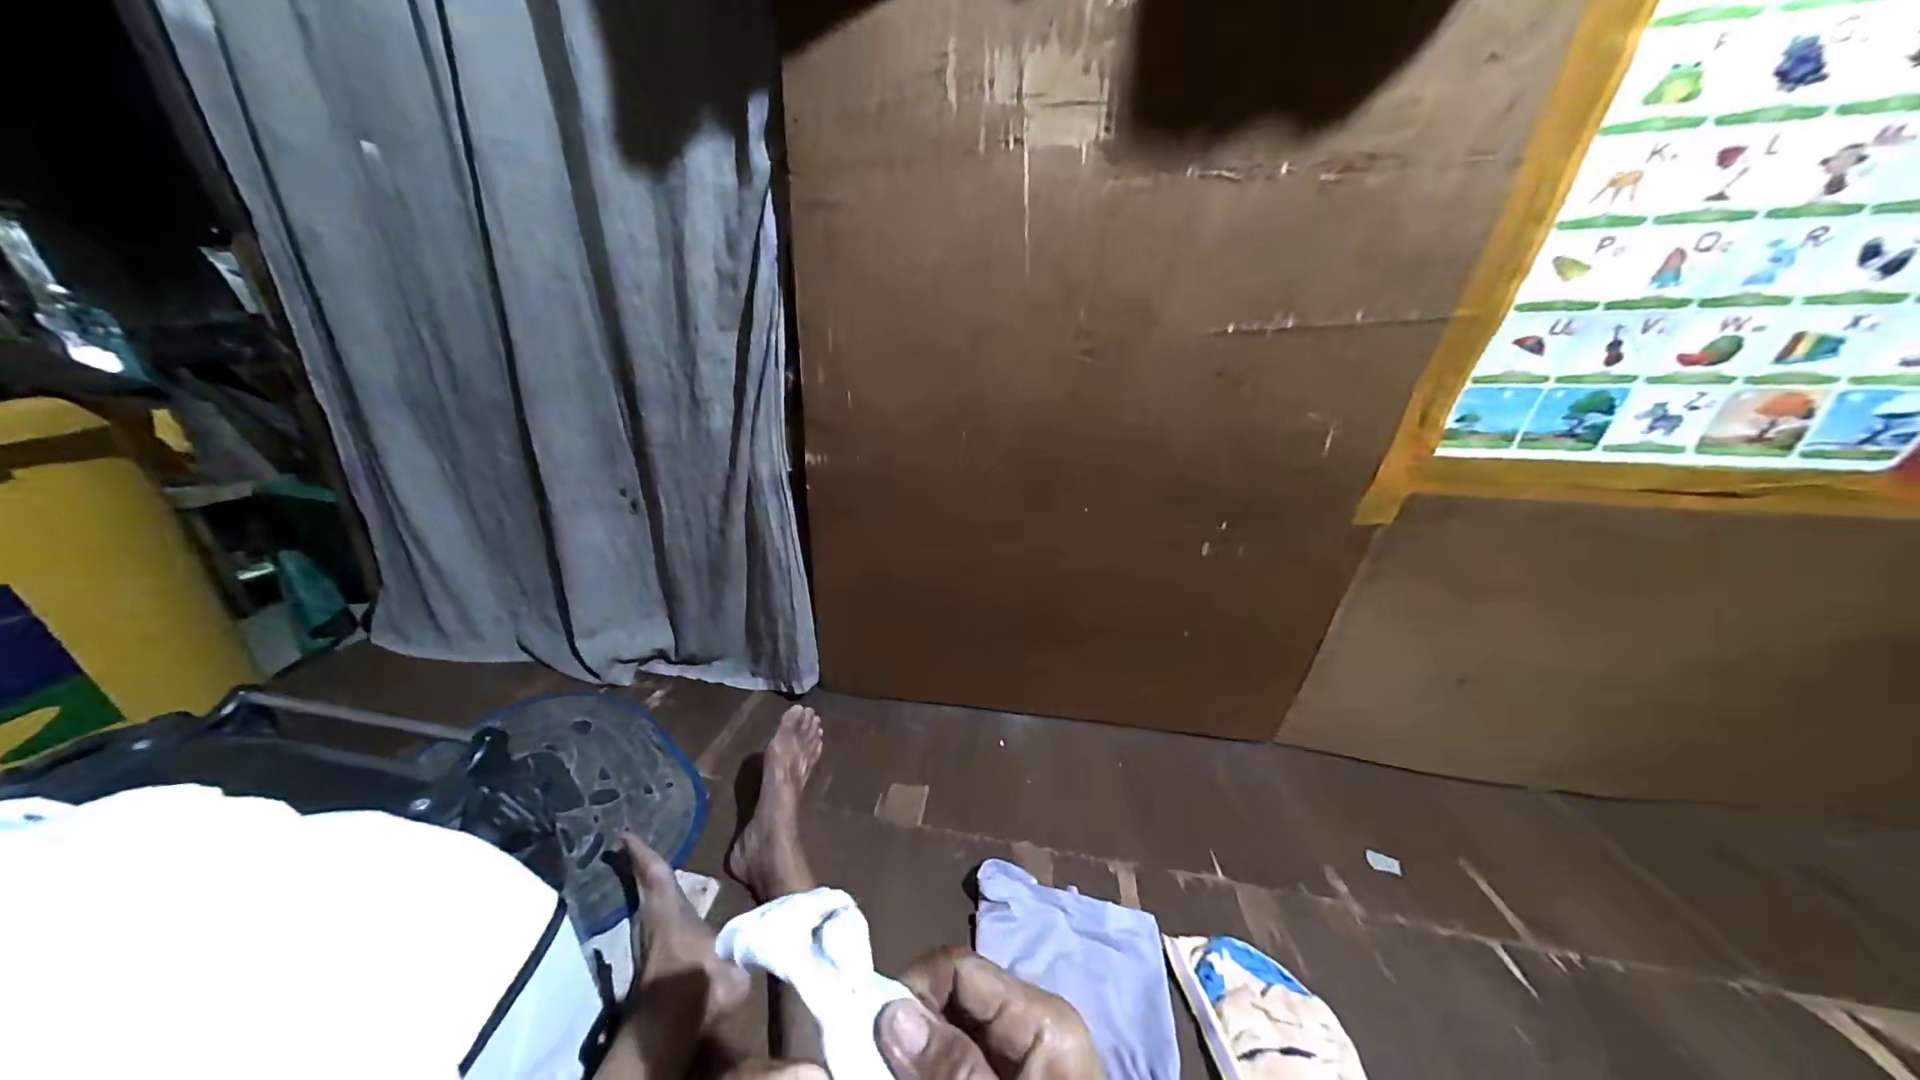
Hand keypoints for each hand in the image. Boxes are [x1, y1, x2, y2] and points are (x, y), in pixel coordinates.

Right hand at [875, 947, 1102, 1079]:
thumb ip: (953, 1069)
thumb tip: (892, 1011)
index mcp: (1040, 1018)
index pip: (960, 968)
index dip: (914, 990)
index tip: (873, 1032)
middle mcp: (1028, 1027)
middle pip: (951, 1000)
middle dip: (908, 1029)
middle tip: (872, 1065)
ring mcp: (1018, 1060)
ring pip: (947, 1036)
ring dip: (912, 1059)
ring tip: (882, 1074)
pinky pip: (957, 1066)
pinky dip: (930, 1075)